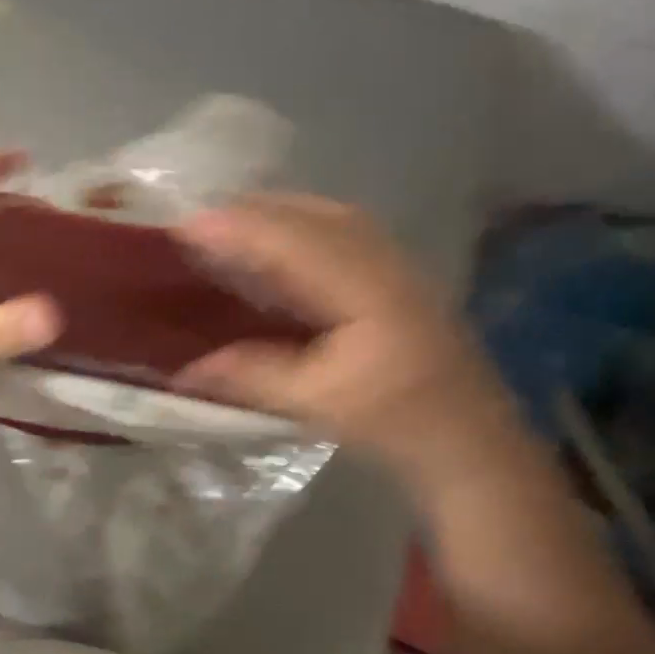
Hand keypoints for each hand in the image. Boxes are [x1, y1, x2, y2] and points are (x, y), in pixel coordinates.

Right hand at [175, 195, 525, 491]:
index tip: (183, 228)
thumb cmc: (398, 423)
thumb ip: (250, 376)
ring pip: (326, 216)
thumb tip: (182, 369)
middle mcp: (383, 260)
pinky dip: (296, 228)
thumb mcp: (319, 403)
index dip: (236, 228)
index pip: (291, 239)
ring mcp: (395, 262)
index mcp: (366, 287)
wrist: (472, 441)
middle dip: (248, 212)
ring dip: (272, 215)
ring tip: (225, 227)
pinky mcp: (396, 275)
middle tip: (194, 226)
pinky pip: (338, 231)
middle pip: (309, 213)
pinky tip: (273, 246)